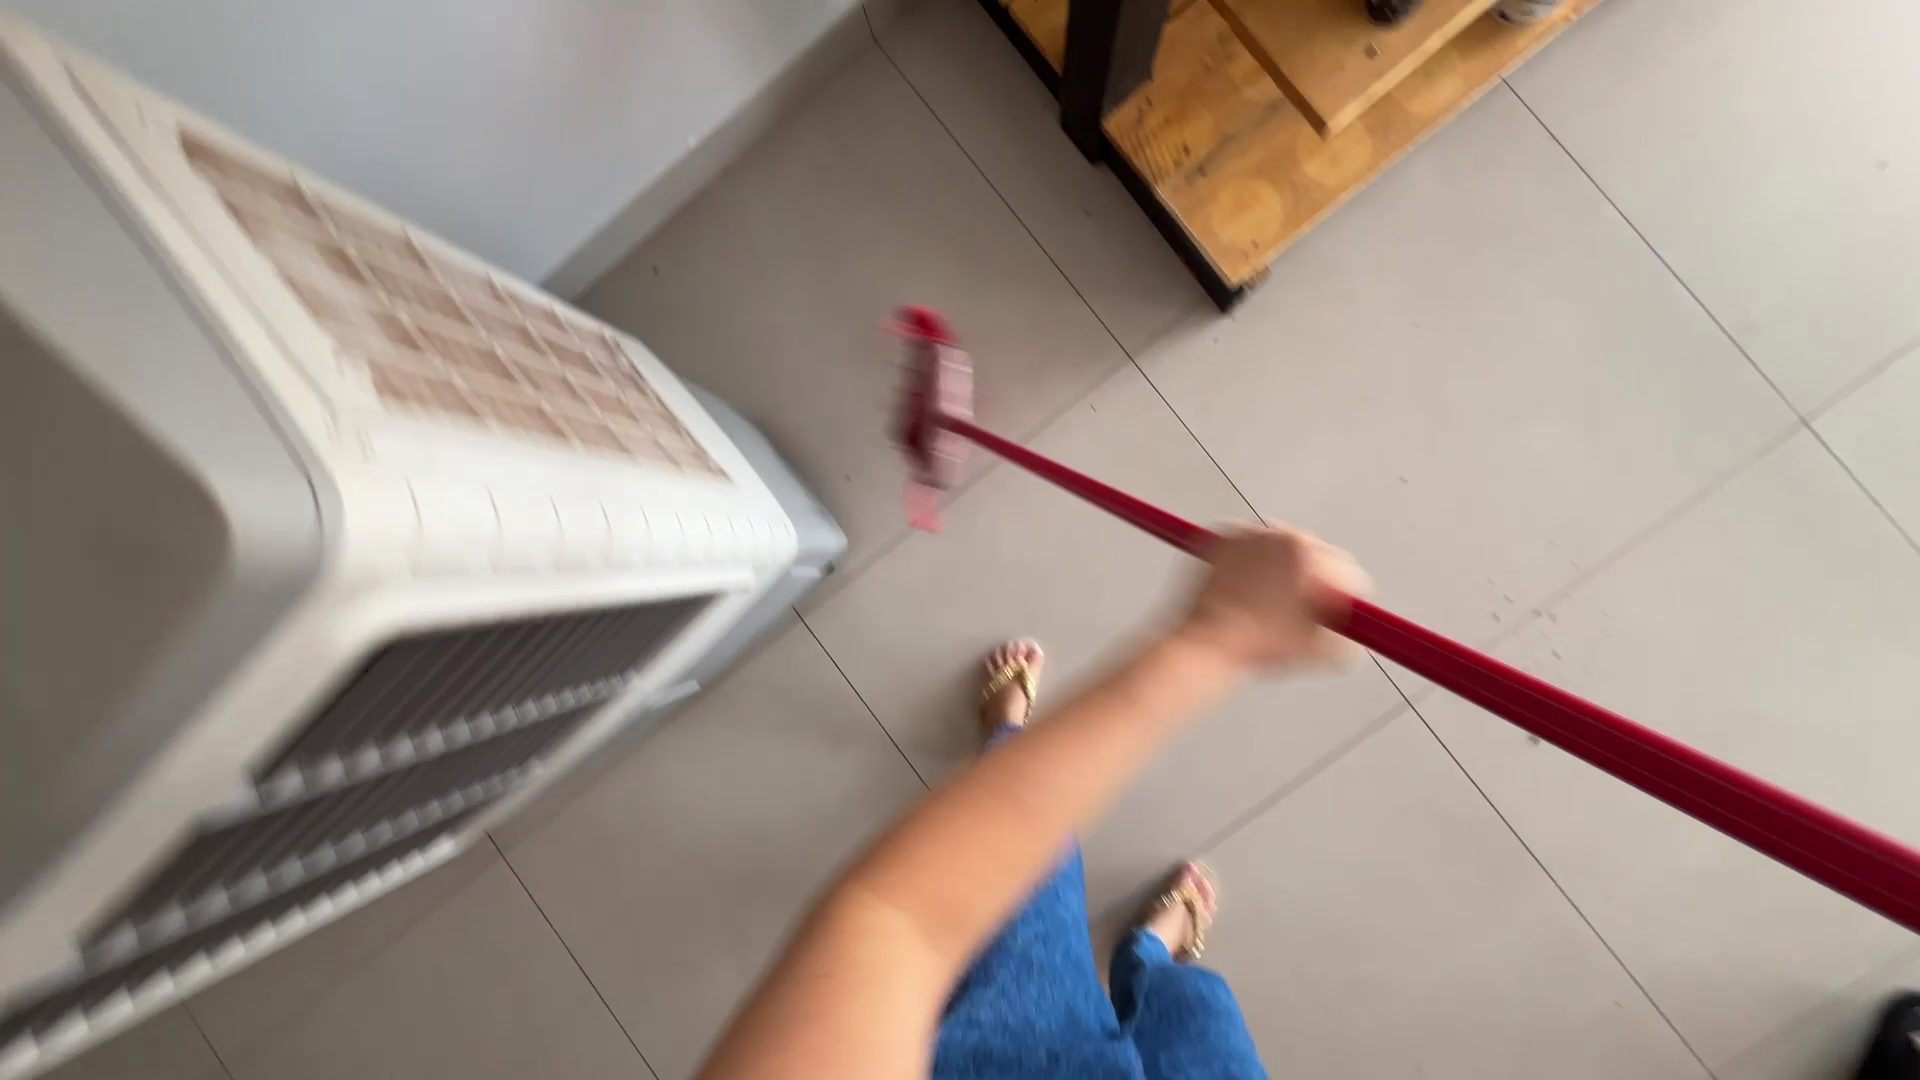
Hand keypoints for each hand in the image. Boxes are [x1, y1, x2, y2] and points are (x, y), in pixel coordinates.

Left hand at [1174, 525, 1370, 670]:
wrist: (1206, 642)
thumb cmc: (1255, 644)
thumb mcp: (1318, 649)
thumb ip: (1348, 638)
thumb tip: (1355, 635)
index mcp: (1310, 555)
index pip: (1345, 571)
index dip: (1343, 597)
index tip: (1334, 610)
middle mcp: (1280, 534)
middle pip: (1312, 554)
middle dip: (1309, 579)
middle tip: (1296, 608)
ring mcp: (1247, 532)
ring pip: (1277, 548)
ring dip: (1278, 568)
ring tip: (1264, 600)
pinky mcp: (1219, 536)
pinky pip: (1245, 545)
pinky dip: (1246, 560)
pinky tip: (1242, 586)